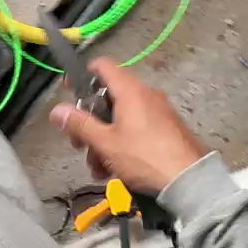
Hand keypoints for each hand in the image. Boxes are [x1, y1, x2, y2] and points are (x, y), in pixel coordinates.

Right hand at [51, 58, 211, 193]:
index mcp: (130, 90)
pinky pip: (137, 128)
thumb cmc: (144, 157)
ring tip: (99, 168)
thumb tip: (56, 109)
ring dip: (104, 140)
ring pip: (121, 118)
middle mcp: (146, 95)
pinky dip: (123, 143)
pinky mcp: (168, 129)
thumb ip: (80, 124)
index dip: (83, 74)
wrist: (191, 182)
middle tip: (80, 144)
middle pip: (108, 97)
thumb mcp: (106, 143)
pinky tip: (117, 169)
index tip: (69, 90)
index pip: (103, 66)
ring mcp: (159, 112)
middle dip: (90, 122)